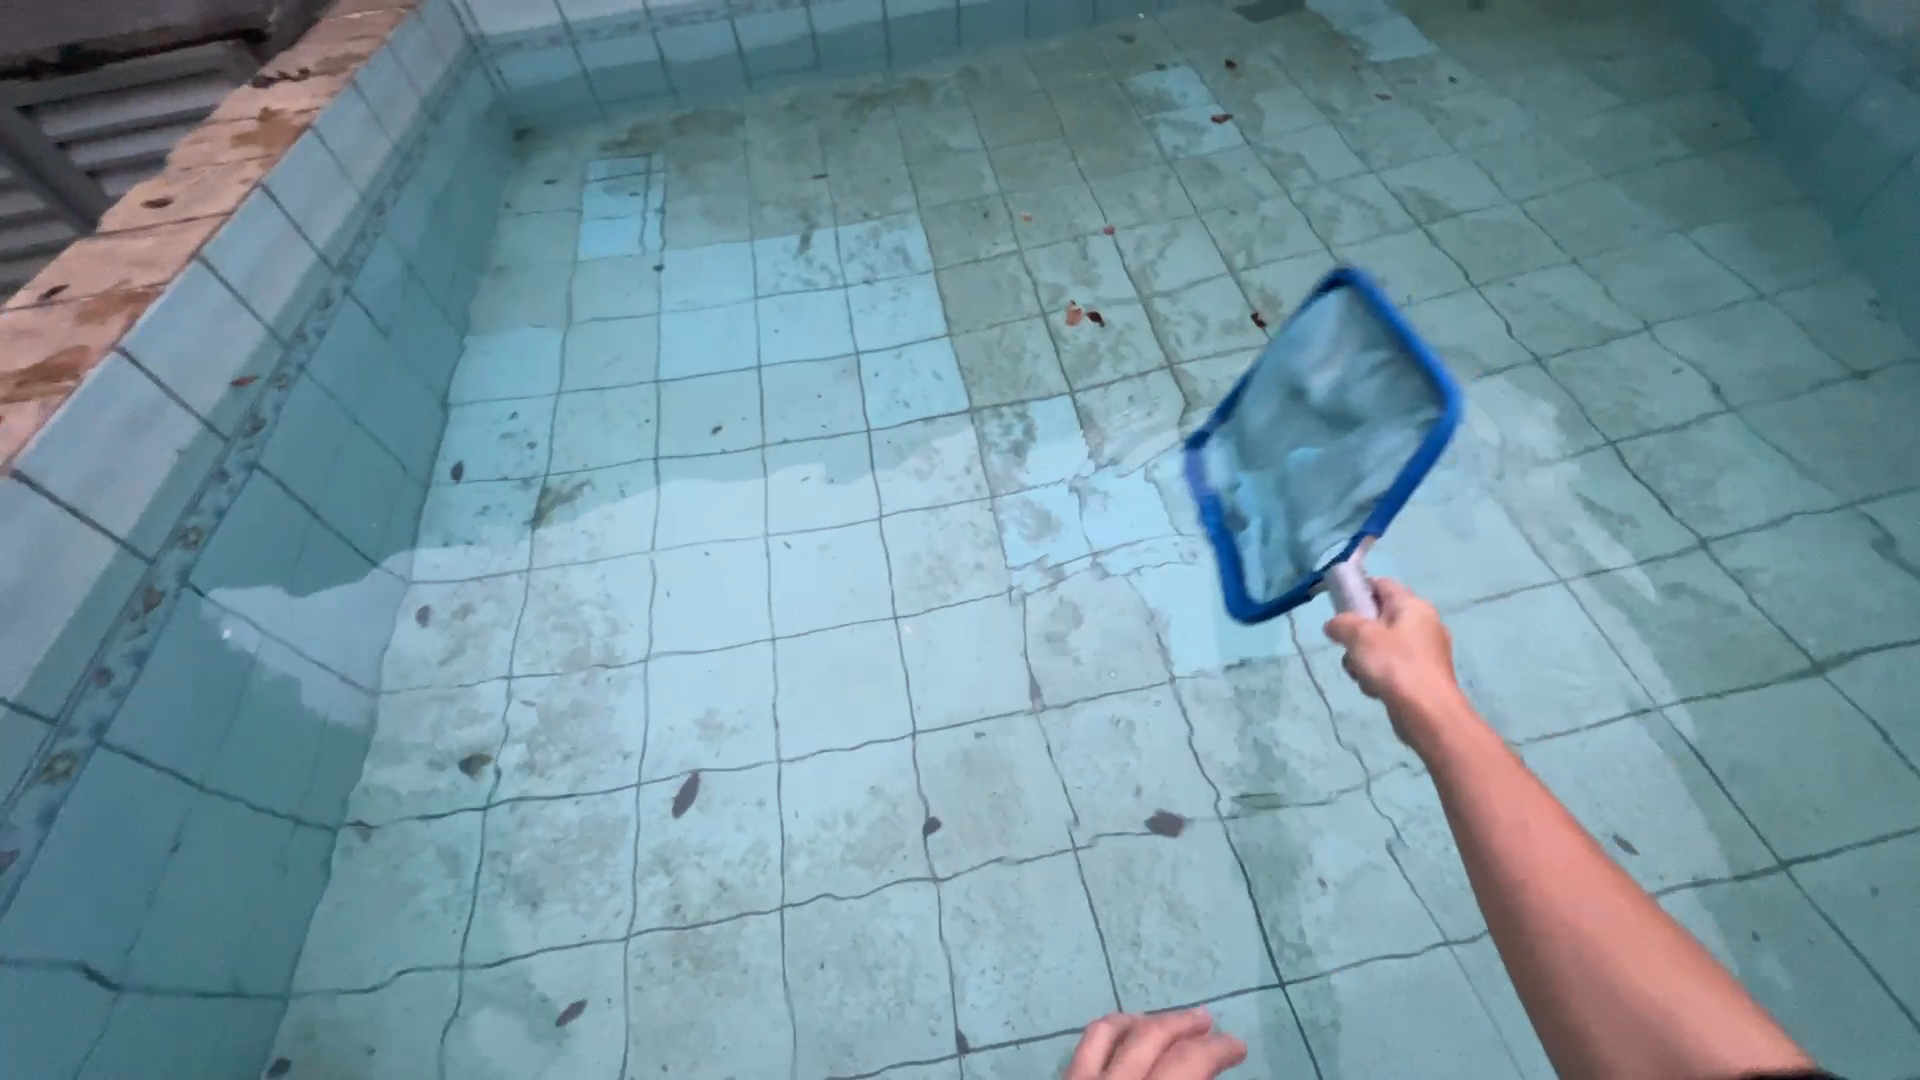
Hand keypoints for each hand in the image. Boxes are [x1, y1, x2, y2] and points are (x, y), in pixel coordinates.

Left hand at [1065, 1009, 1246, 1079]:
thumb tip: (1206, 1068)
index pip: (1189, 1063)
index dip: (1218, 1050)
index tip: (1238, 1046)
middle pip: (1152, 1038)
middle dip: (1183, 1025)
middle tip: (1208, 1020)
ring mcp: (1082, 1079)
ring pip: (1113, 1030)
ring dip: (1146, 1021)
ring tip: (1168, 1021)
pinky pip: (1088, 1043)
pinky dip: (1111, 1028)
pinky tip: (1123, 1032)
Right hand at [1323, 578, 1468, 749]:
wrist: (1427, 712)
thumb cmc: (1394, 664)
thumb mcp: (1358, 635)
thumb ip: (1341, 623)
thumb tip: (1334, 625)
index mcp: (1413, 606)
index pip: (1381, 584)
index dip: (1358, 590)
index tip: (1337, 607)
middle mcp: (1424, 624)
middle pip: (1378, 618)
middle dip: (1356, 633)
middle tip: (1347, 646)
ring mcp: (1425, 651)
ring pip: (1381, 644)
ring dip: (1362, 657)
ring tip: (1360, 673)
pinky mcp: (1422, 675)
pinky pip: (1391, 666)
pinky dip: (1378, 674)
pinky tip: (1374, 688)